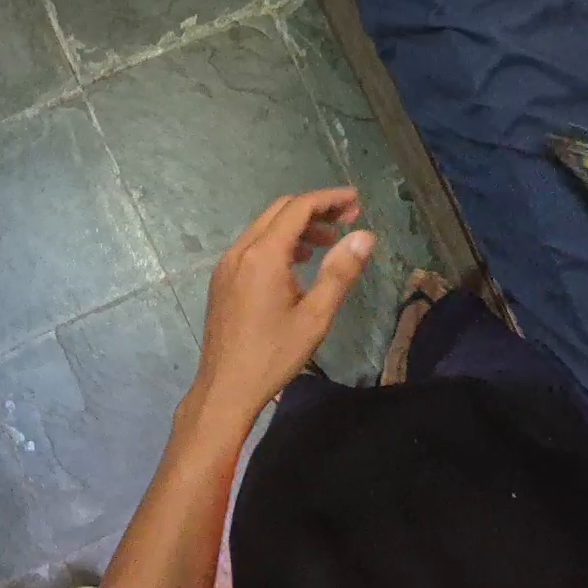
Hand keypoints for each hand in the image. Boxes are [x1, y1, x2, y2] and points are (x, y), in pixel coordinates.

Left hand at [190, 188, 377, 419]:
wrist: (225, 388)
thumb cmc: (274, 355)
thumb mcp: (315, 317)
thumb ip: (340, 272)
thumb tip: (365, 236)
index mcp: (263, 256)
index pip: (299, 208)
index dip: (330, 200)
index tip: (357, 202)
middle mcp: (240, 251)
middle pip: (280, 211)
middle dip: (316, 210)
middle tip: (349, 220)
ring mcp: (227, 265)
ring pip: (265, 228)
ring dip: (298, 227)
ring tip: (330, 244)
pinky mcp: (222, 280)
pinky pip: (253, 246)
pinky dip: (279, 243)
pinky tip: (298, 265)